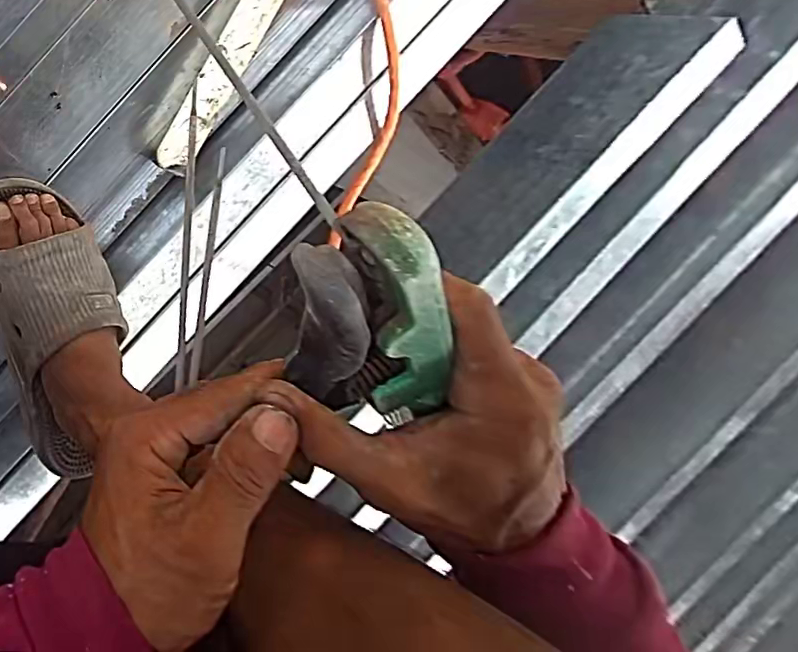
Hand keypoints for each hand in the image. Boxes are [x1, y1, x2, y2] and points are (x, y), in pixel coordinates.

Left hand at [82, 362, 299, 650]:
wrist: (107, 616)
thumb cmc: (146, 586)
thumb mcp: (207, 535)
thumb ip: (242, 475)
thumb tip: (274, 421)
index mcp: (141, 435)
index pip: (212, 398)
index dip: (259, 387)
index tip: (294, 374)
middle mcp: (135, 433)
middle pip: (206, 404)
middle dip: (254, 400)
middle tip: (302, 400)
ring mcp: (140, 450)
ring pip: (202, 423)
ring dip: (243, 422)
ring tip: (287, 423)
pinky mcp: (149, 470)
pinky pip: (195, 443)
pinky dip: (229, 445)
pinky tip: (254, 455)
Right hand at [262, 273, 564, 553]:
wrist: (520, 542)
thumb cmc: (470, 514)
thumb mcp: (386, 481)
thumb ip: (327, 437)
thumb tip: (277, 397)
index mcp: (501, 395)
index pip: (463, 305)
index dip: (411, 276)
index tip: (371, 256)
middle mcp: (518, 375)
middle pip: (446, 304)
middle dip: (391, 301)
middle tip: (350, 311)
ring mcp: (515, 370)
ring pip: (449, 314)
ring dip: (401, 318)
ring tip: (368, 345)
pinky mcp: (503, 369)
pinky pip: (455, 329)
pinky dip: (416, 332)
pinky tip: (390, 356)